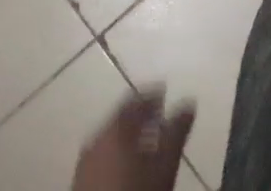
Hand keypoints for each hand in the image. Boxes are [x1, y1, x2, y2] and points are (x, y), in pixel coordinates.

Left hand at [72, 91, 195, 190]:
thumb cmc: (137, 187)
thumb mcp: (165, 162)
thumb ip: (177, 130)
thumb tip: (189, 102)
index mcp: (116, 128)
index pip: (135, 100)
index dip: (152, 93)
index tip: (165, 89)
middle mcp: (97, 137)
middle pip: (121, 116)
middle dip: (141, 113)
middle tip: (159, 112)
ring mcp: (85, 158)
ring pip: (111, 135)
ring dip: (129, 131)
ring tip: (147, 137)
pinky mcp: (81, 176)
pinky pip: (102, 151)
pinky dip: (117, 147)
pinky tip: (129, 158)